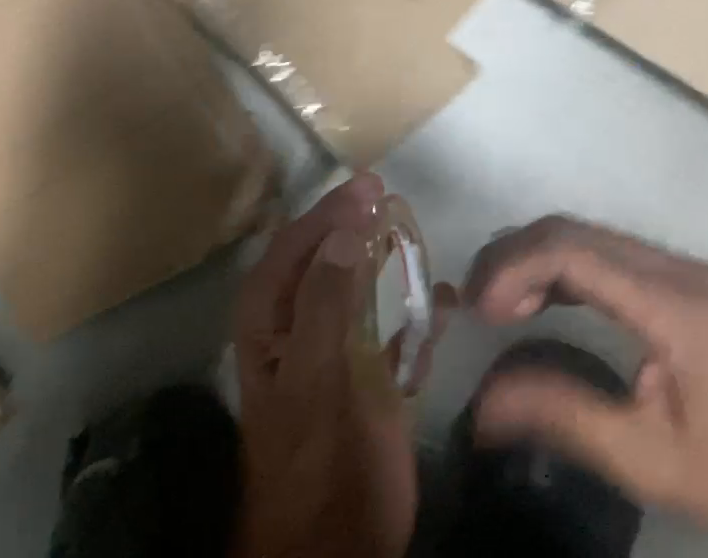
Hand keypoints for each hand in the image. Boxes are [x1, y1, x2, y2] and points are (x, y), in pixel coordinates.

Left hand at [230, 174, 455, 557]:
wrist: (334, 543)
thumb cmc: (317, 457)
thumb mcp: (317, 374)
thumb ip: (328, 301)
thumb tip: (342, 228)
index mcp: (269, 318)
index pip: (295, 248)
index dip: (328, 214)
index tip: (368, 186)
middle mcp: (296, 326)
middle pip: (324, 262)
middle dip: (352, 229)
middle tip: (390, 198)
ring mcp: (333, 354)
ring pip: (357, 294)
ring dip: (382, 265)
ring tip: (412, 236)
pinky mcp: (367, 384)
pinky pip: (389, 335)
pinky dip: (411, 316)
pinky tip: (438, 300)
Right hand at [463, 215, 707, 554]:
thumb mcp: (648, 460)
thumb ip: (559, 415)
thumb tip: (480, 403)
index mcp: (677, 307)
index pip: (569, 250)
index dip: (509, 269)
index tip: (480, 313)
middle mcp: (685, 274)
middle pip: (572, 231)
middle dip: (510, 258)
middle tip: (477, 305)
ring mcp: (696, 276)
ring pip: (590, 236)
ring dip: (534, 260)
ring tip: (502, 306)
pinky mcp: (698, 288)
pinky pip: (613, 254)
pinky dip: (565, 268)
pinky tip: (548, 303)